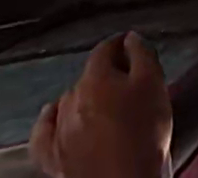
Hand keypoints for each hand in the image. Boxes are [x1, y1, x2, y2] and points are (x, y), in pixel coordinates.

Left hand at [29, 32, 172, 177]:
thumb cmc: (144, 134)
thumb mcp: (154, 83)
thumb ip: (143, 54)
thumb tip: (130, 39)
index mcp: (96, 80)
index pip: (104, 49)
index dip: (120, 43)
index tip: (132, 45)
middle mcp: (72, 102)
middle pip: (89, 75)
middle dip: (108, 71)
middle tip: (130, 76)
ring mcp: (59, 133)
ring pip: (69, 100)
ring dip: (87, 94)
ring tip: (107, 99)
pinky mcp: (54, 158)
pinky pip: (43, 133)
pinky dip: (48, 121)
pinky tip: (53, 114)